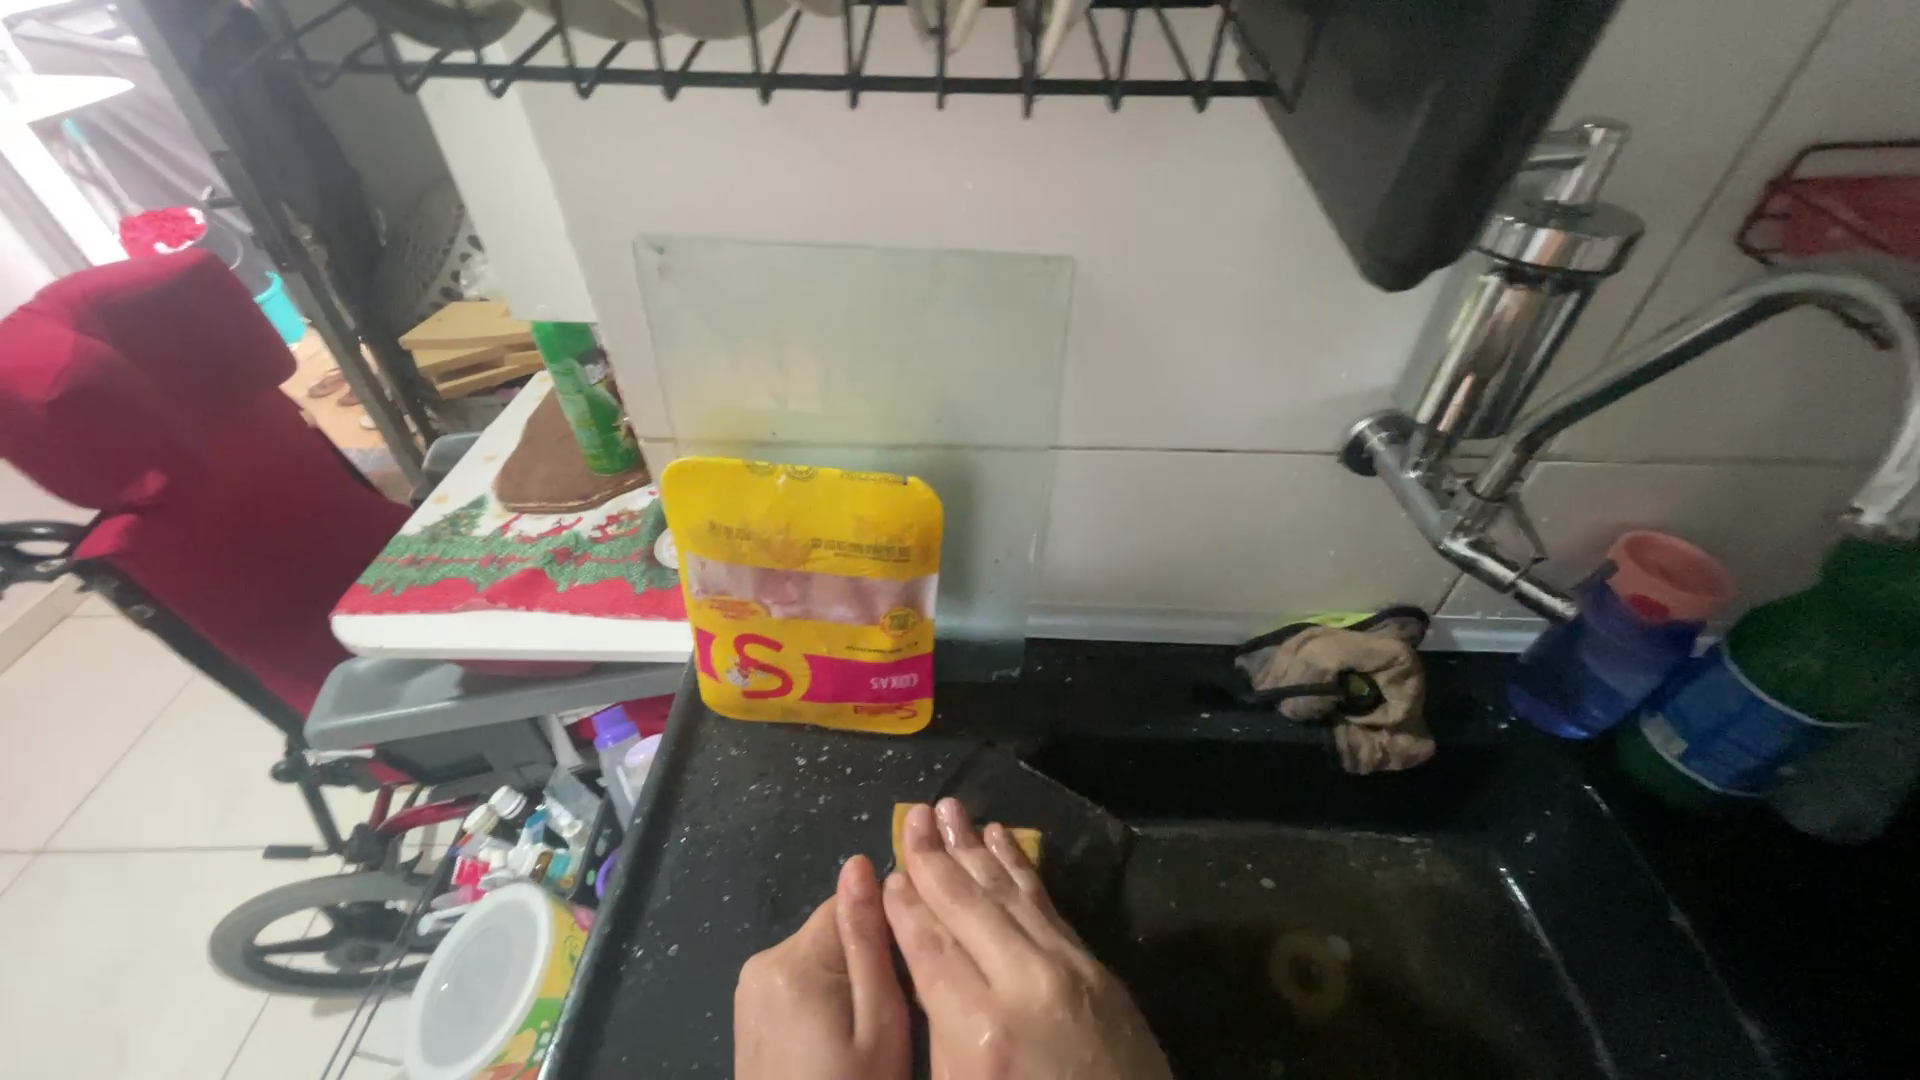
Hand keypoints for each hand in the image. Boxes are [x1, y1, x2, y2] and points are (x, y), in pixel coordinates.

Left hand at [736, 854, 910, 1079]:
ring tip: (858, 1033)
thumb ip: (869, 940)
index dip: (882, 932)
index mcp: (793, 960)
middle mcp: (762, 961)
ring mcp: (749, 987)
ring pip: (819, 954)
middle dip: (863, 959)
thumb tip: (859, 863)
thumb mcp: (879, 1022)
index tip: (902, 974)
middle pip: (832, 930)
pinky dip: (822, 997)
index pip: (849, 903)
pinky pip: (799, 978)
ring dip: (844, 978)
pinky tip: (832, 1041)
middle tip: (883, 1014)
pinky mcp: (748, 1009)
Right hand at [884, 800, 1172, 1079]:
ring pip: (1008, 891)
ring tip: (950, 810)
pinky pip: (1046, 901)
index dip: (906, 907)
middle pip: (967, 906)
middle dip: (934, 858)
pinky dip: (1020, 866)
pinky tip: (1002, 839)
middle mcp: (1023, 983)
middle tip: (914, 815)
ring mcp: (1066, 966)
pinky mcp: (1094, 964)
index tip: (889, 871)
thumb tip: (923, 962)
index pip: (931, 949)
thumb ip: (941, 1027)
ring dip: (975, 846)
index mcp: (982, 1031)